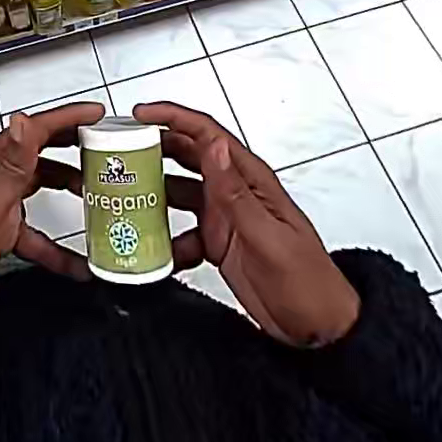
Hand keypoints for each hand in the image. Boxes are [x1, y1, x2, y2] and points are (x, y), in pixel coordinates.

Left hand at [0, 101, 104, 319]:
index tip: (98, 114)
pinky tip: (78, 263)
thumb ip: (12, 166)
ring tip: (99, 194)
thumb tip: (24, 121)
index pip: (36, 129)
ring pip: (43, 188)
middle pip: (42, 153)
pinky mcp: (0, 232)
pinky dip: (58, 248)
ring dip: (70, 190)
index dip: (69, 118)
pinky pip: (37, 236)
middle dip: (75, 148)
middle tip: (105, 148)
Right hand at [134, 102, 359, 347]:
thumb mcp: (267, 235)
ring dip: (155, 192)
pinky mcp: (218, 242)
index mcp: (249, 178)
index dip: (173, 117)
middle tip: (122, 150)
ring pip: (181, 192)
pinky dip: (166, 239)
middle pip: (189, 155)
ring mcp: (225, 216)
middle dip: (156, 147)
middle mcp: (234, 191)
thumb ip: (235, 192)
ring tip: (127, 195)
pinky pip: (183, 232)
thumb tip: (213, 145)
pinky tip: (155, 252)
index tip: (142, 113)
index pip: (207, 133)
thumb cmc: (306, 279)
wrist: (318, 328)